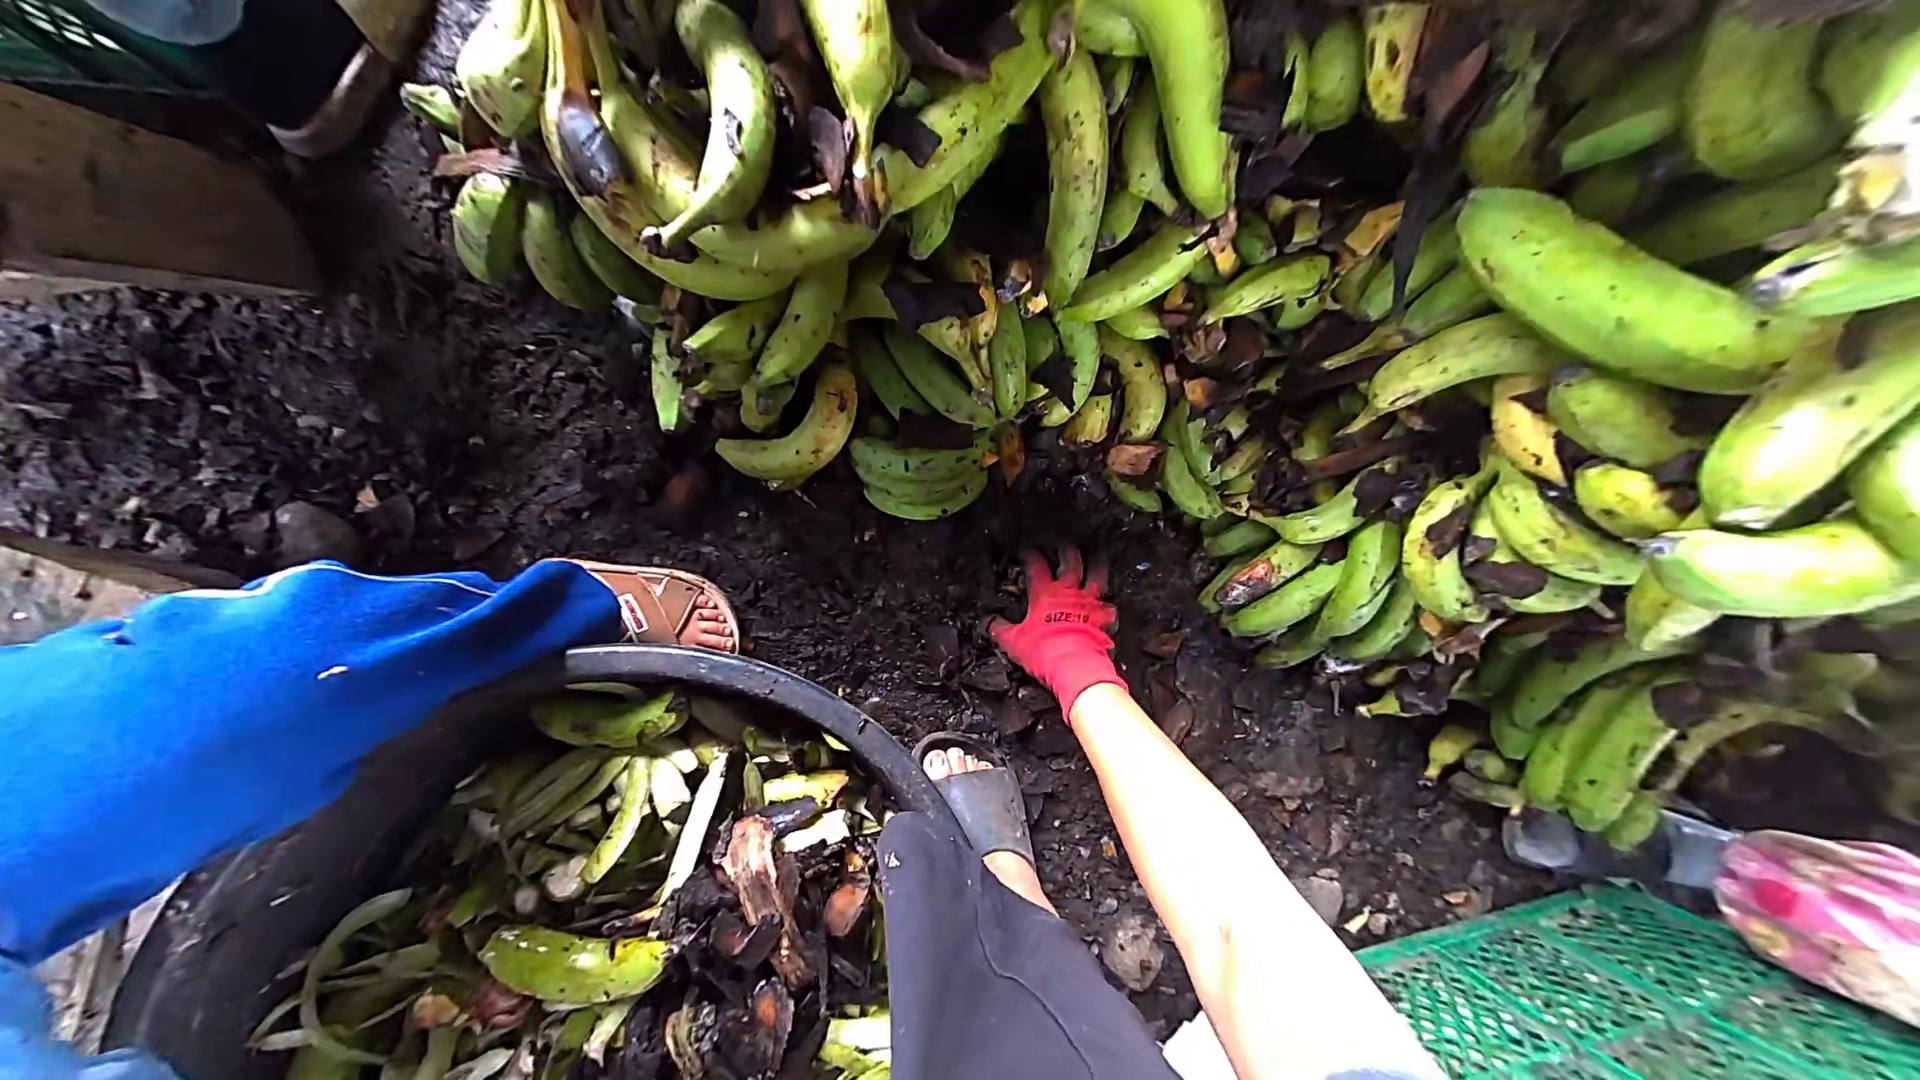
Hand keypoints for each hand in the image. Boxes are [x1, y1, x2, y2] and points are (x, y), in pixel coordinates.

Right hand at [989, 547, 1124, 713]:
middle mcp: (1069, 593)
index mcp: (1045, 594)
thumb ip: (999, 628)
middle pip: (1071, 561)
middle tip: (1065, 542)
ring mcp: (1089, 603)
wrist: (1074, 666)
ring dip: (1096, 563)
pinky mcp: (1104, 618)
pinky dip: (1108, 604)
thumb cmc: (1043, 651)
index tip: (1027, 549)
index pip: (1037, 566)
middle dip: (1066, 549)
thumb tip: (988, 622)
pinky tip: (1108, 604)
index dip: (1030, 554)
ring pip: (1096, 575)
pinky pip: (1109, 607)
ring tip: (1097, 555)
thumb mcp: (1013, 641)